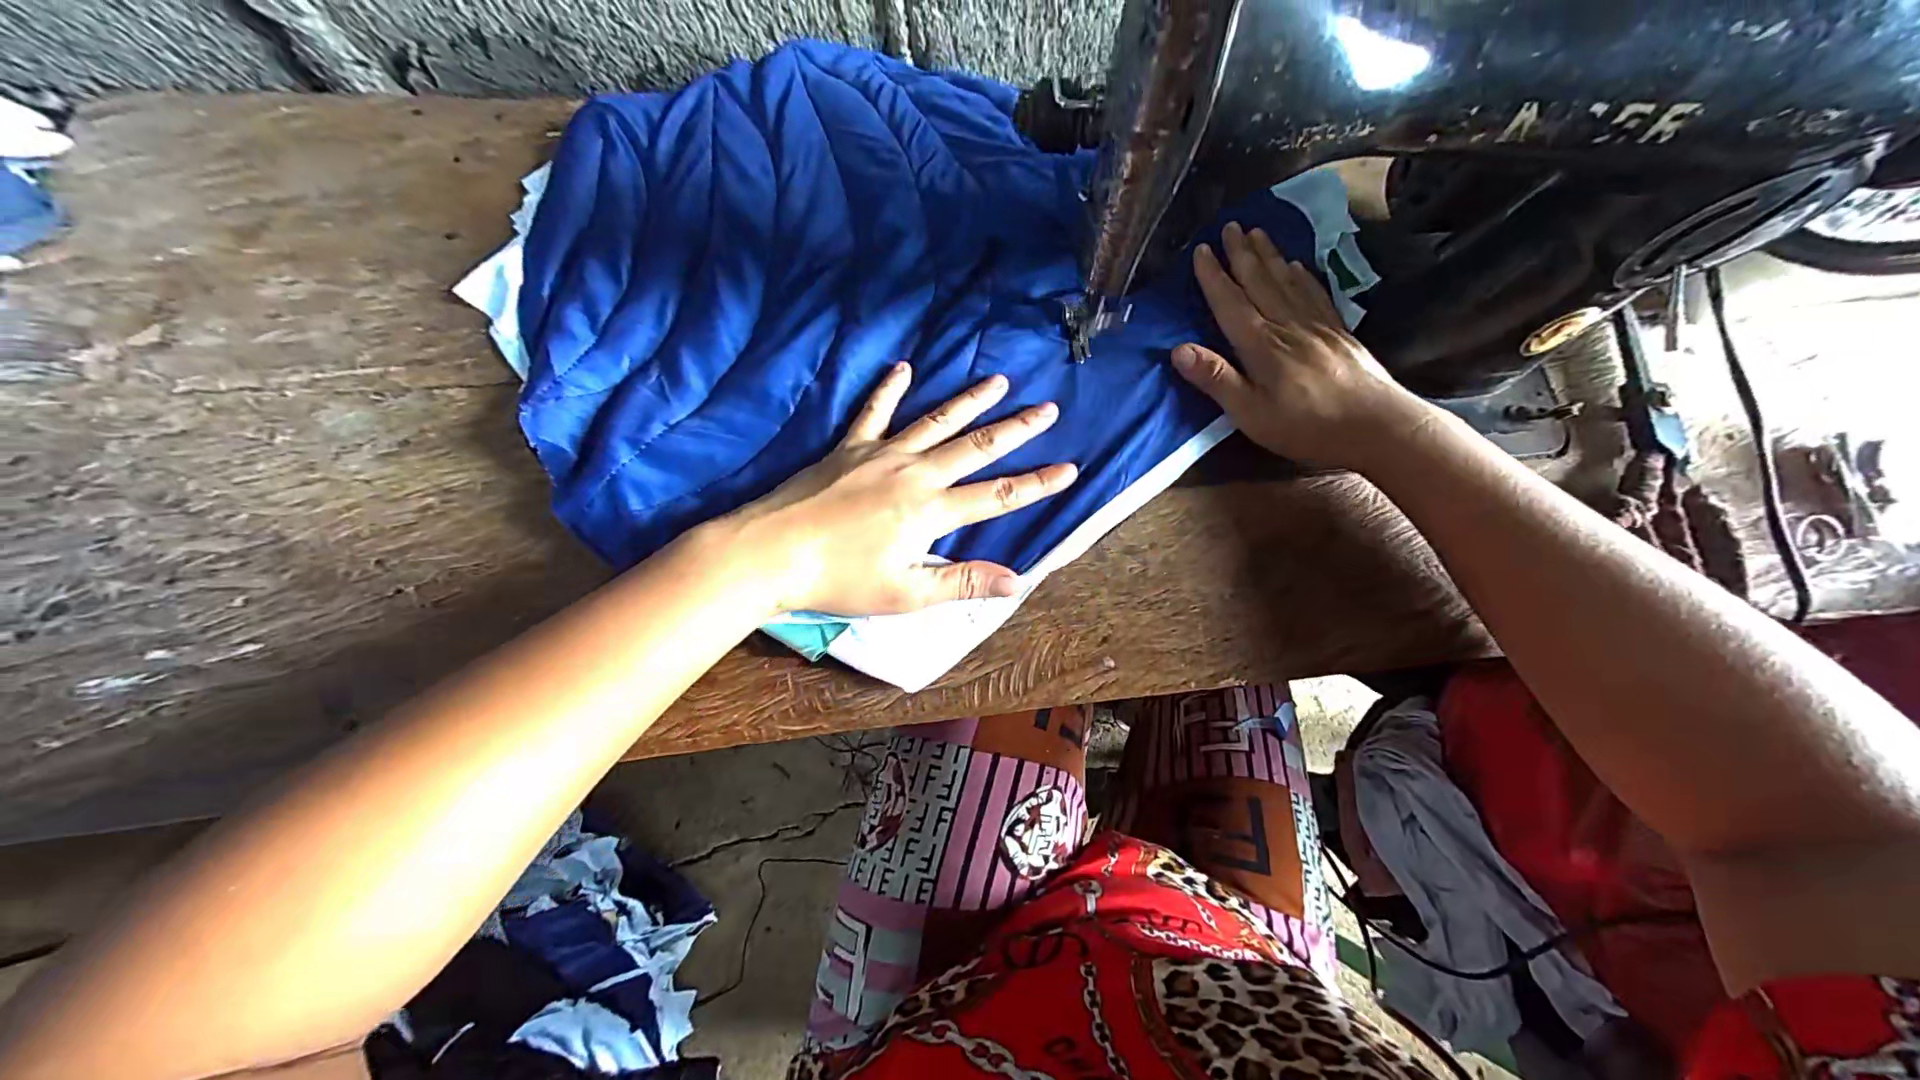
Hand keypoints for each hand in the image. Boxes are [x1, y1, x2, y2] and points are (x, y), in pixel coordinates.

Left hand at [722, 365, 1078, 616]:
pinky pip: (874, 412)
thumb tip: (1016, 582)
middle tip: (1047, 409)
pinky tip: (903, 368)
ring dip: (970, 402)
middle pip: (976, 447)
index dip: (1037, 484)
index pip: (998, 496)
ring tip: (999, 381)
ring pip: (935, 421)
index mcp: (931, 511)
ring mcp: (881, 455)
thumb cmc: (840, 579)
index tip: (1069, 469)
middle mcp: (915, 473)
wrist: (773, 552)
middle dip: (1017, 429)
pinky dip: (889, 389)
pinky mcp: (849, 448)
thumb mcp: (906, 593)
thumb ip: (962, 581)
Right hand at [1174, 221, 1437, 471]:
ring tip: (1257, 232)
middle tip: (1229, 226)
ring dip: (1269, 255)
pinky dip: (1302, 275)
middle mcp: (1288, 326)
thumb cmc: (1306, 427)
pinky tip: (1297, 265)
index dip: (1214, 277)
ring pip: (1287, 281)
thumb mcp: (1250, 413)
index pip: (1230, 303)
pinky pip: (1315, 293)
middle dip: (1242, 253)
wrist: (1377, 427)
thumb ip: (1216, 379)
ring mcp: (1317, 325)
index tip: (1202, 250)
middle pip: (1260, 282)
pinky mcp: (1338, 332)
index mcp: (1261, 345)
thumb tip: (1178, 350)